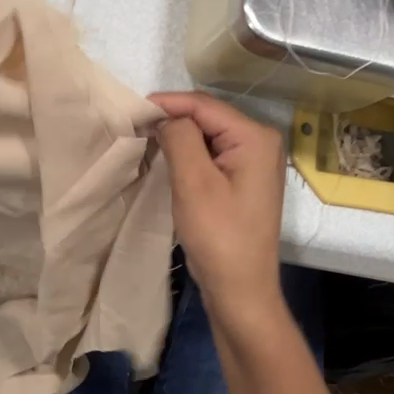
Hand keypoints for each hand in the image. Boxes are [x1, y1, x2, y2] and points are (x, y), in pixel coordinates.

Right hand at [150, 92, 286, 313]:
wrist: (240, 289)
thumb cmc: (218, 236)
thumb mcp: (194, 183)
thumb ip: (180, 138)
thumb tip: (165, 117)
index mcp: (255, 137)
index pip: (203, 105)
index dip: (167, 103)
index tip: (132, 110)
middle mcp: (261, 142)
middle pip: (208, 117)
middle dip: (173, 119)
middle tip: (136, 127)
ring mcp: (255, 163)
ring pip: (208, 136)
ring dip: (179, 138)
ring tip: (146, 142)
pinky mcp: (245, 181)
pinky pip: (213, 155)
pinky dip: (190, 155)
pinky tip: (169, 162)